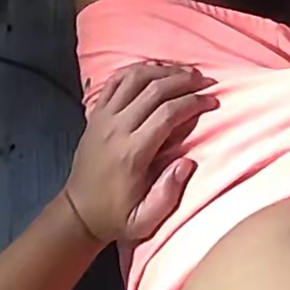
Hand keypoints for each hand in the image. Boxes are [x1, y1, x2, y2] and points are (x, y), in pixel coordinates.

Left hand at [64, 63, 217, 243]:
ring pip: (135, 78)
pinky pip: (116, 80)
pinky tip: (153, 69)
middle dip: (183, 80)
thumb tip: (188, 162)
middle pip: (154, 90)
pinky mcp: (96, 111)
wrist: (78, 211)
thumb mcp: (144, 220)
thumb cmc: (116, 216)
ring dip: (162, 70)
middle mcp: (117, 127)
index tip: (211, 100)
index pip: (167, 114)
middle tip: (204, 80)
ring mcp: (104, 115)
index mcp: (132, 152)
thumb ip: (168, 194)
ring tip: (183, 72)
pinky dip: (136, 69)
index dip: (192, 103)